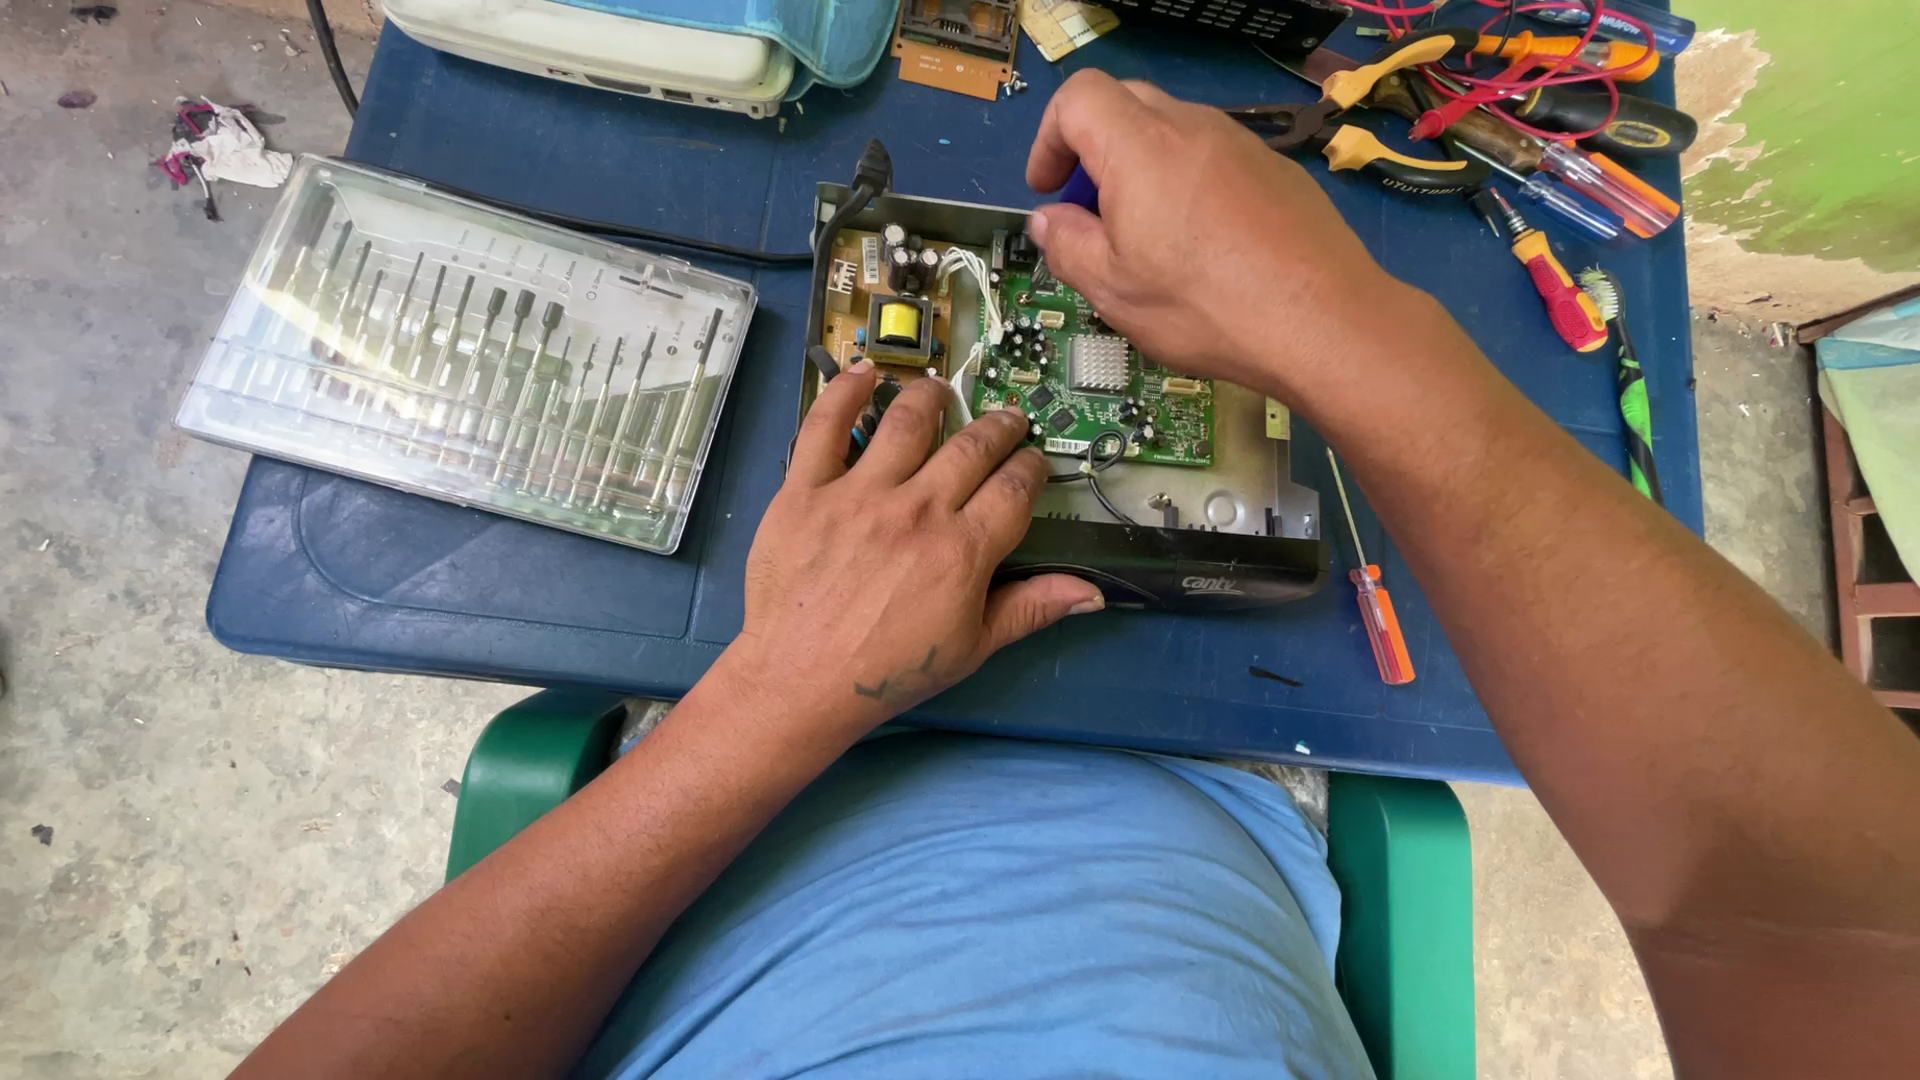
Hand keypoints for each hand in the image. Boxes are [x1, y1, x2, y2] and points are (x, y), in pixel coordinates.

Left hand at [730, 364, 1104, 733]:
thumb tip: (1092, 591)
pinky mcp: (806, 489)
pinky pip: (826, 426)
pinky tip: (864, 373)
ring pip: (908, 421)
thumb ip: (1031, 610)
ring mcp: (859, 493)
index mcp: (964, 549)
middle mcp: (919, 509)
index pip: (1015, 487)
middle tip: (1005, 420)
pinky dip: (846, 392)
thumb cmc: (890, 672)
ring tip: (942, 390)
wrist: (799, 682)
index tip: (1032, 461)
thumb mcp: (971, 648)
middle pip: (972, 447)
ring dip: (934, 397)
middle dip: (998, 427)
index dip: (1031, 467)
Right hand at [1026, 71, 1443, 404]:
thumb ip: (1067, 246)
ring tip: (1146, 242)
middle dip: (1092, 153)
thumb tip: (1048, 221)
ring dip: (1140, 172)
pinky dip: (1185, 186)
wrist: (1320, 321)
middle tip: (1090, 217)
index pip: (1078, 97)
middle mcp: (1193, 128)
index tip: (1048, 190)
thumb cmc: (1202, 307)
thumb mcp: (1113, 291)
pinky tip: (1200, 248)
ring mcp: (1241, 145)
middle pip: (1125, 105)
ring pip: (1172, 134)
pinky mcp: (1276, 170)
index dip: (1050, 138)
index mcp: (1141, 149)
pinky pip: (1213, 160)